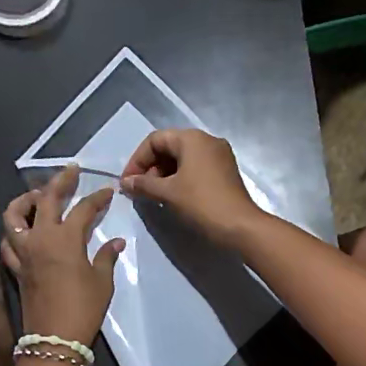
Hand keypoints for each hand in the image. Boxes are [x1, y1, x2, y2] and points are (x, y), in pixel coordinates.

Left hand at [0, 166, 123, 344]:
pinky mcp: (17, 268)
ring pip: (15, 216)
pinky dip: (15, 231)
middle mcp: (41, 238)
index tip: (108, 192)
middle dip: (60, 182)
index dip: (97, 199)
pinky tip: (24, 231)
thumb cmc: (84, 308)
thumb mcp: (102, 282)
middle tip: (71, 171)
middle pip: (47, 200)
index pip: (83, 209)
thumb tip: (117, 242)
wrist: (55, 338)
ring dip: (26, 201)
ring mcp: (24, 252)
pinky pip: (9, 242)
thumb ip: (106, 257)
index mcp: (66, 239)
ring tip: (37, 197)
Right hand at [119, 130, 269, 248]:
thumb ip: (144, 185)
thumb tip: (126, 183)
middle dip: (151, 168)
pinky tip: (173, 197)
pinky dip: (180, 179)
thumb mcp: (168, 193)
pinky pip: (196, 169)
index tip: (128, 182)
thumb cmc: (202, 204)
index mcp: (192, 138)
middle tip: (140, 191)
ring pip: (183, 159)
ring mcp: (219, 156)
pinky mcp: (225, 173)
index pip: (155, 140)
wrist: (240, 226)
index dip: (137, 160)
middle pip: (170, 148)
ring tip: (154, 196)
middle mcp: (207, 141)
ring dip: (164, 175)